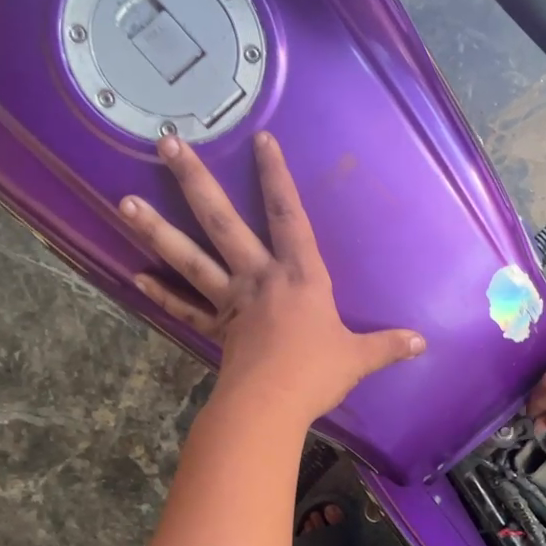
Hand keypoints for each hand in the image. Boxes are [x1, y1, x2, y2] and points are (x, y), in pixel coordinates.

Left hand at [119, 133, 425, 425]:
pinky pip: (184, 307)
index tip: (261, 140)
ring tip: (123, 201)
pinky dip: (162, 292)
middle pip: (223, 222)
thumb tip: (422, 343)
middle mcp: (260, 278)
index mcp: (300, 277)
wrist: (271, 405)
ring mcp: (232, 301)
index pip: (289, 217)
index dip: (277, 178)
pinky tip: (136, 274)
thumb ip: (388, 345)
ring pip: (190, 257)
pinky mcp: (216, 329)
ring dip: (156, 229)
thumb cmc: (317, 374)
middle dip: (196, 181)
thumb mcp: (359, 357)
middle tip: (167, 143)